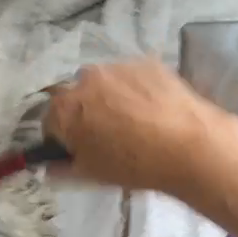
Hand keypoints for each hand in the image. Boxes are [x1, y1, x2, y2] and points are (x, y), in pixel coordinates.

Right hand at [44, 59, 237, 193]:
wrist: (187, 145)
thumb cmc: (133, 164)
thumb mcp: (93, 174)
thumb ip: (64, 168)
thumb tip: (50, 167)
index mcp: (64, 109)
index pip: (50, 121)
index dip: (62, 137)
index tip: (77, 149)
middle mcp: (84, 79)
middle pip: (77, 96)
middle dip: (86, 113)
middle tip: (108, 135)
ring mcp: (116, 66)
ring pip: (105, 82)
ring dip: (111, 97)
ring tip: (136, 121)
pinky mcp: (145, 62)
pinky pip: (132, 76)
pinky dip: (136, 89)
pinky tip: (154, 109)